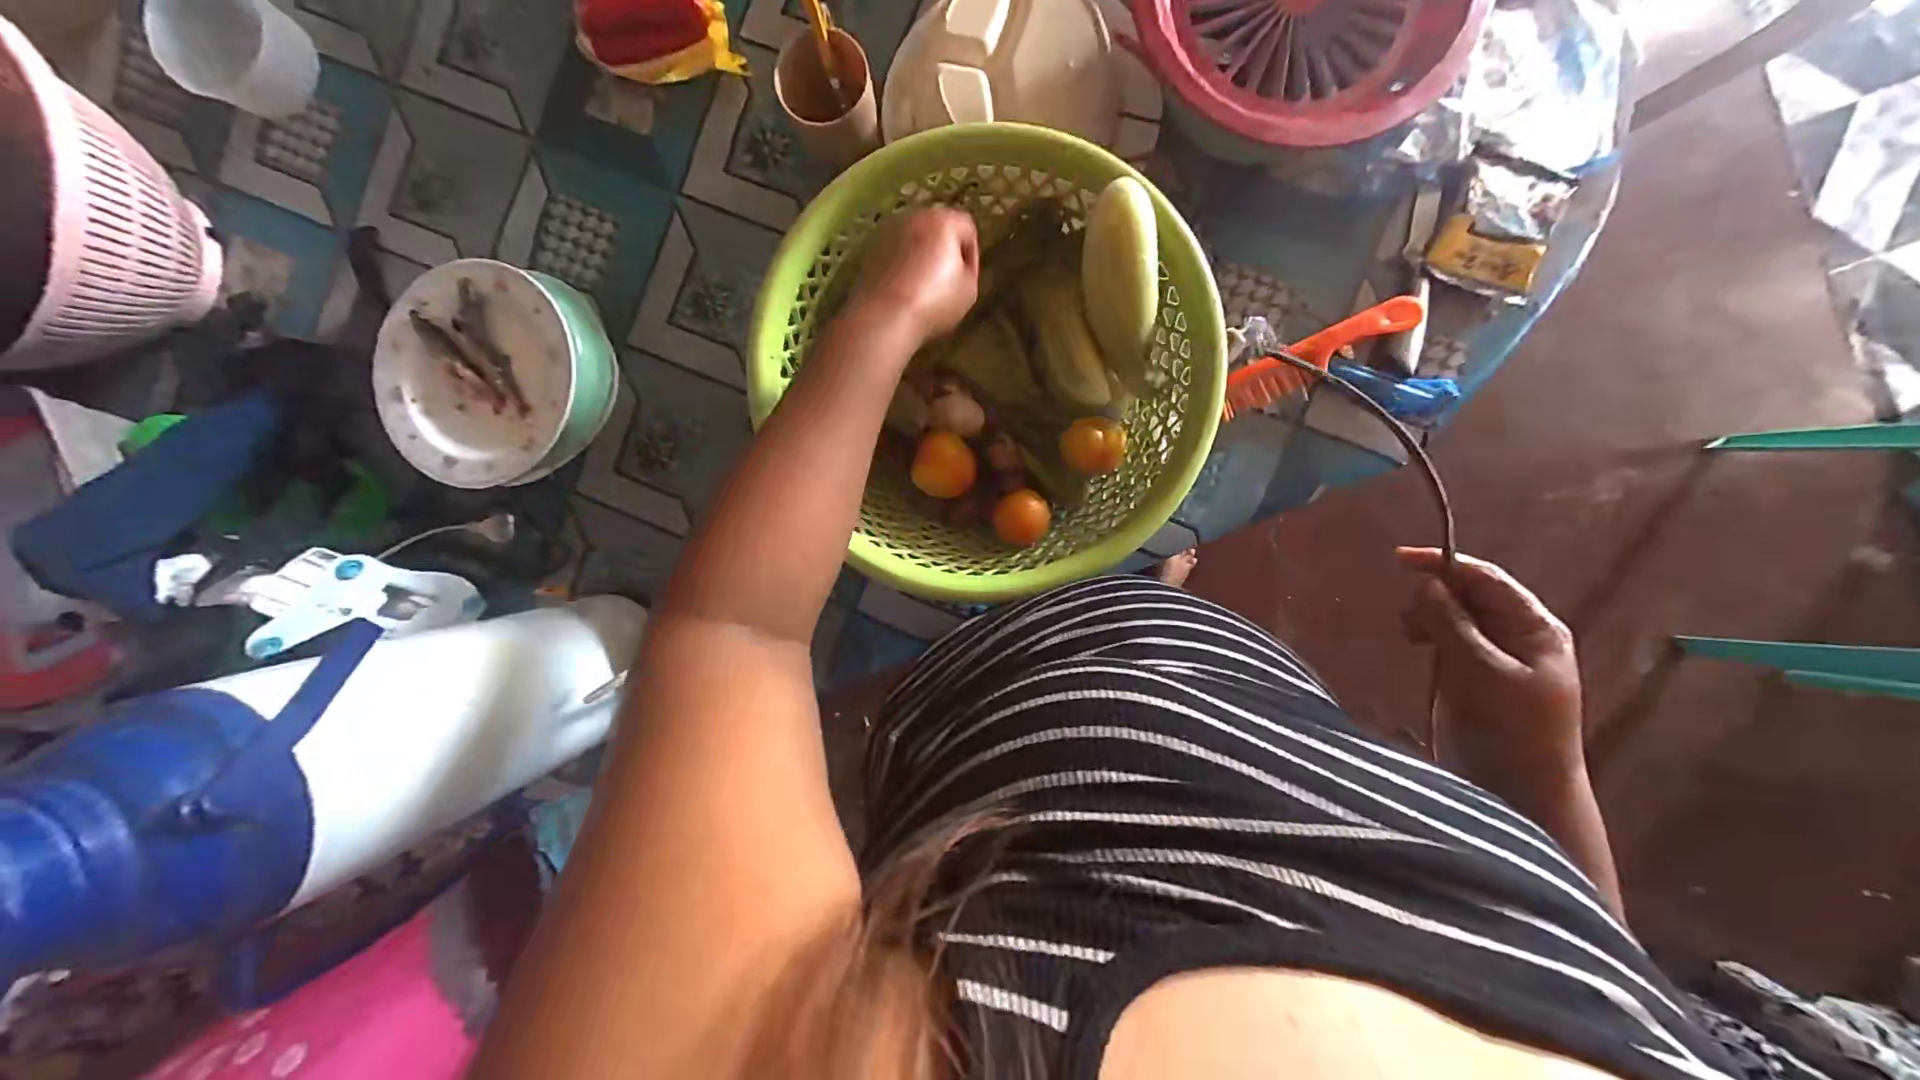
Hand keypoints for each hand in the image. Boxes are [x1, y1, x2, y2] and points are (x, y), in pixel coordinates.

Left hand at [846, 207, 979, 344]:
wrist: (883, 317)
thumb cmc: (933, 303)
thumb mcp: (969, 290)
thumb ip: (968, 269)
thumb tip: (957, 265)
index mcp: (943, 221)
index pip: (967, 227)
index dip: (971, 252)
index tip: (968, 276)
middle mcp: (913, 216)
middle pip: (937, 227)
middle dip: (944, 249)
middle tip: (946, 279)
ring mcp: (887, 231)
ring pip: (912, 238)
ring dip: (920, 255)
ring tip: (922, 286)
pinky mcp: (869, 248)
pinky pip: (893, 252)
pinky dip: (900, 264)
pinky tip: (901, 288)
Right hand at [1397, 548, 1584, 789]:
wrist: (1519, 787)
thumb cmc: (1513, 727)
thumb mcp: (1482, 671)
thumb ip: (1453, 624)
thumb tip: (1428, 583)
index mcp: (1533, 627)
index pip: (1486, 579)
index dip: (1445, 563)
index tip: (1400, 558)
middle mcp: (1515, 634)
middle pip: (1467, 592)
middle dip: (1433, 596)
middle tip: (1410, 622)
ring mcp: (1492, 653)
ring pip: (1451, 613)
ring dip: (1426, 615)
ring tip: (1412, 637)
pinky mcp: (1471, 672)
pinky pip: (1445, 636)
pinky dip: (1426, 633)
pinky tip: (1417, 645)